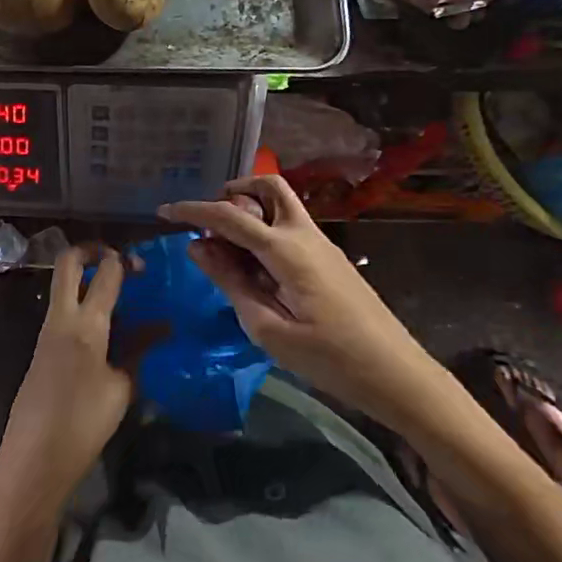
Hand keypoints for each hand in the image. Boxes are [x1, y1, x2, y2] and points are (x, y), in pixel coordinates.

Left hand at [0, 245, 133, 512]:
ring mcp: (47, 331)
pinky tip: (106, 327)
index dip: (124, 260)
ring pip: (63, 285)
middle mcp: (61, 317)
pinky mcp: (42, 348)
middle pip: (68, 262)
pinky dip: (82, 304)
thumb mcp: (121, 388)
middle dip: (91, 249)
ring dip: (86, 277)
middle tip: (118, 258)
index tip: (143, 264)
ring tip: (121, 294)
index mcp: (86, 324)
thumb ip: (139, 350)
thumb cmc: (84, 423)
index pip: (105, 273)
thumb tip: (161, 327)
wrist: (34, 458)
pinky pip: (63, 311)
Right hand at [161, 175, 432, 429]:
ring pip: (282, 204)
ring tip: (229, 250)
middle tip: (211, 225)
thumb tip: (197, 247)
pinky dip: (266, 230)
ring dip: (251, 210)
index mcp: (286, 249)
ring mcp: (322, 244)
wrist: (397, 374)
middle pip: (268, 187)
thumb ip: (231, 282)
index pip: (230, 215)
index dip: (193, 211)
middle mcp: (305, 234)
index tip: (165, 211)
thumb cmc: (329, 358)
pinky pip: (291, 227)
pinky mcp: (330, 259)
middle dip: (234, 192)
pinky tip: (257, 270)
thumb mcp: (268, 328)